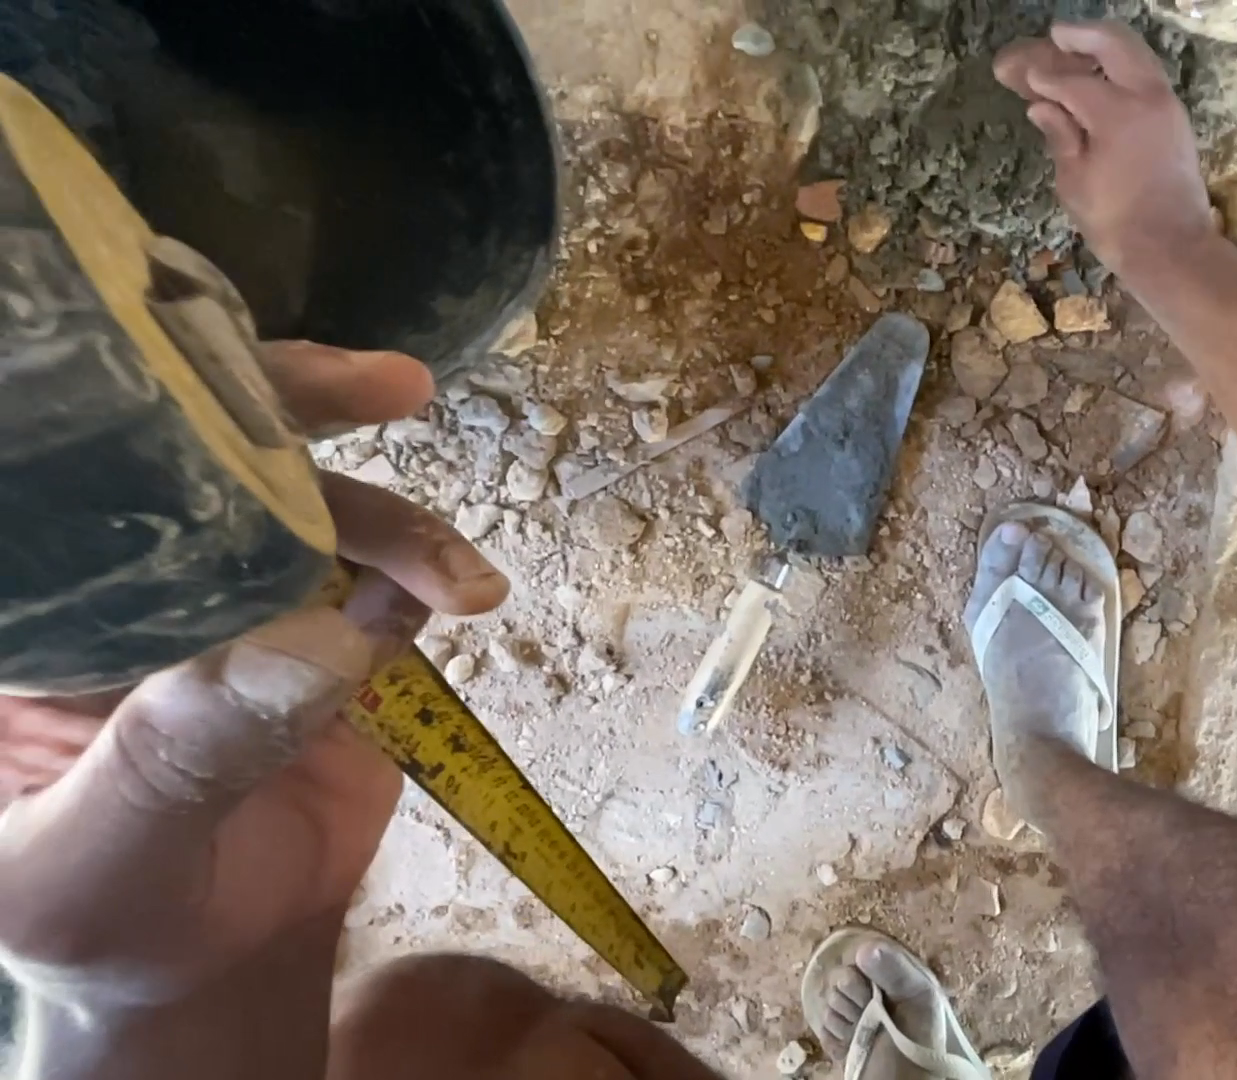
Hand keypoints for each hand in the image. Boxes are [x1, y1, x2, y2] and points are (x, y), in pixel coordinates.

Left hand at [0, 342, 508, 1009]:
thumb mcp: (90, 869)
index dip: (139, 407)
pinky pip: (381, 576)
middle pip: (206, 466)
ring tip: (469, 585)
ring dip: (404, 533)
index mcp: (29, 618)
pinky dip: (424, 576)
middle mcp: (128, 587)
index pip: (66, 486)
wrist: (227, 945)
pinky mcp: (326, 628)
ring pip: (318, 516)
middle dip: (298, 415)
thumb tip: (315, 646)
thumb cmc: (112, 920)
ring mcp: (237, 603)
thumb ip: (174, 762)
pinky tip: (458, 598)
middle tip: (395, 385)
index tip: (226, 357)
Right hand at [994, 21, 1214, 274]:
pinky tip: (1102, 76)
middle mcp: (1146, 95)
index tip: (1015, 71)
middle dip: (1078, 37)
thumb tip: (1042, 106)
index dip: (1040, 76)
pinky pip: (1145, 74)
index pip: (1070, 81)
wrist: (1171, 248)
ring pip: (1134, 54)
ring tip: (1075, 45)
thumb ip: (1061, 137)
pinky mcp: (1175, 118)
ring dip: (1103, 45)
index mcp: (1116, 113)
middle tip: (1053, 35)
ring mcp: (1166, 103)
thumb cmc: (1115, 225)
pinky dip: (1121, 65)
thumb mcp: (1076, 185)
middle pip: (1111, 44)